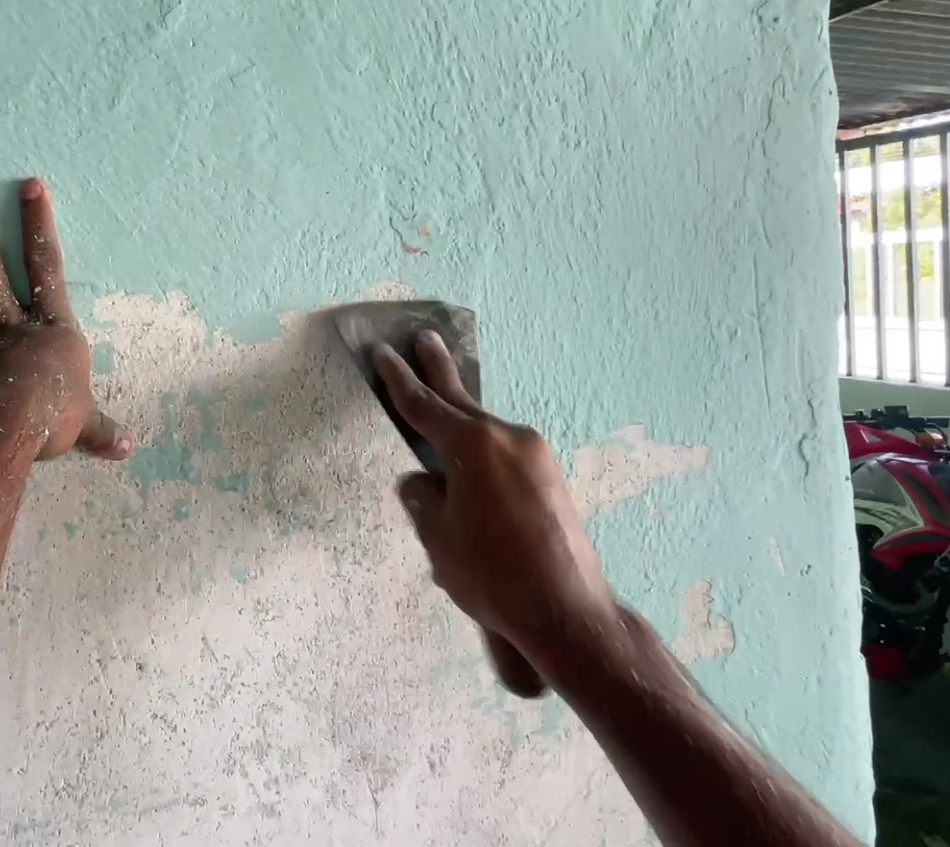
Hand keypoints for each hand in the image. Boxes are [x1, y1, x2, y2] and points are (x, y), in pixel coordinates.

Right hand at [375, 331, 618, 672]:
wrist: (566, 613)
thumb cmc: (491, 574)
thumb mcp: (437, 537)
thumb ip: (422, 498)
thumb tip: (422, 482)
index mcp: (474, 445)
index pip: (423, 406)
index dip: (398, 380)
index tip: (383, 353)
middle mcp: (508, 438)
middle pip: (461, 400)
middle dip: (438, 370)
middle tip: (425, 338)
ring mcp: (535, 455)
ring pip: (483, 430)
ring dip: (459, 421)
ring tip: (441, 407)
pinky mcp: (549, 477)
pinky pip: (502, 452)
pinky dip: (479, 450)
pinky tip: (469, 466)